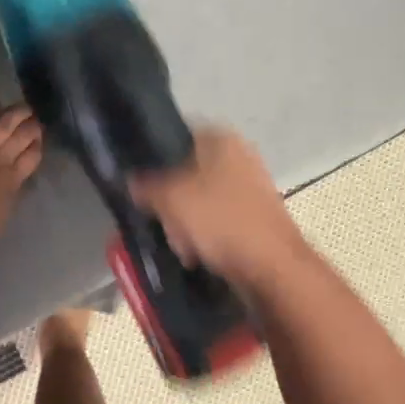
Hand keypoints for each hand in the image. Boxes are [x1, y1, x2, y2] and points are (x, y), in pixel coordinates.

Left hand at [0, 88, 41, 254]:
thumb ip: (5, 200)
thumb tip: (10, 188)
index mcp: (10, 184)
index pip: (30, 160)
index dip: (36, 148)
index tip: (40, 139)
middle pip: (19, 140)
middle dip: (30, 128)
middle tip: (37, 117)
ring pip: (1, 126)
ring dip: (14, 115)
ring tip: (24, 106)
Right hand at [131, 127, 310, 289]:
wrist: (274, 269)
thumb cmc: (221, 221)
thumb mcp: (170, 199)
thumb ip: (144, 185)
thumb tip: (130, 180)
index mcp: (221, 138)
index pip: (176, 134)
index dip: (152, 155)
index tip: (137, 177)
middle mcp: (240, 155)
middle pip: (187, 170)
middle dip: (170, 196)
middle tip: (156, 216)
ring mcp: (252, 187)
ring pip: (202, 198)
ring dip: (186, 220)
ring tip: (176, 242)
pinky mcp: (258, 217)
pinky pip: (219, 221)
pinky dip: (206, 235)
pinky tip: (196, 254)